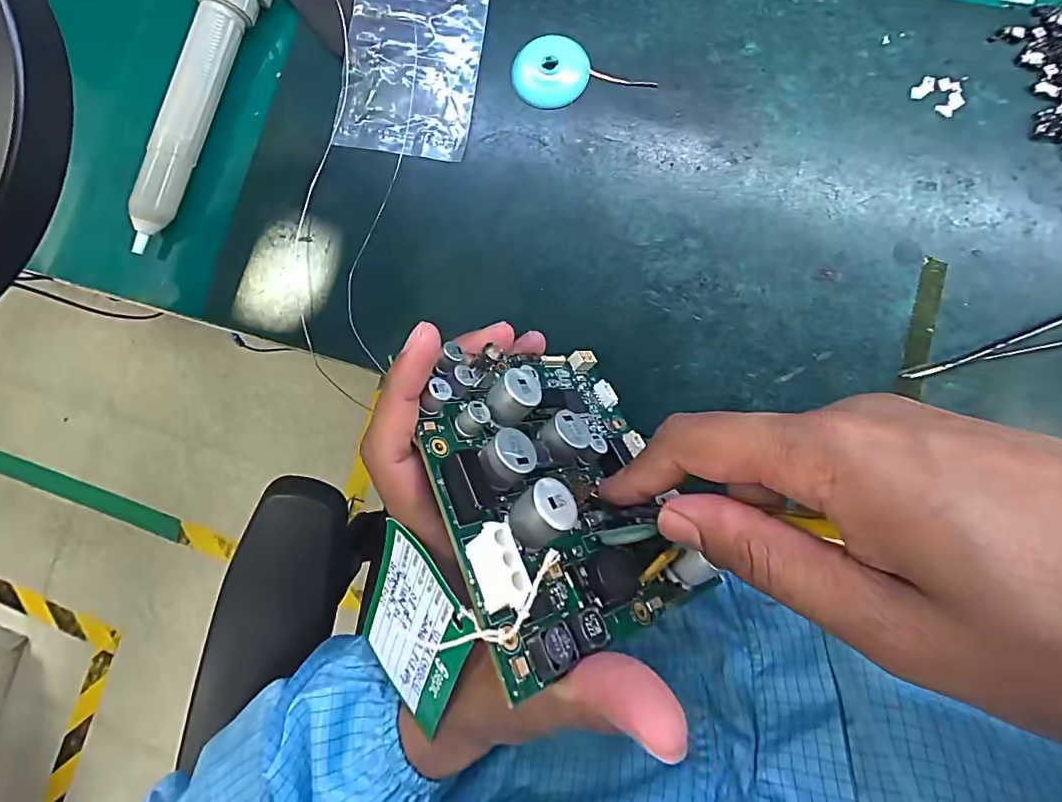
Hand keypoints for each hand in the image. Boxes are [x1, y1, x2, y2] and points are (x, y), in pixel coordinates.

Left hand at [363, 321, 687, 778]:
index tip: (427, 336)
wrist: (458, 714)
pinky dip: (513, 411)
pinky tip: (545, 393)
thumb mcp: (528, 697)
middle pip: (430, 420)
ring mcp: (465, 501)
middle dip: (462, 367)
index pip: (393, 452)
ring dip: (491, 379)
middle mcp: (441, 507)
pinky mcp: (491, 504)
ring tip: (531, 346)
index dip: (400, 392)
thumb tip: (668, 724)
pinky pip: (493, 444)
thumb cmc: (475, 699)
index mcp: (431, 535)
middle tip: (512, 335)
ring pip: (462, 424)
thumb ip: (587, 698)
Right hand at [601, 393, 1061, 791]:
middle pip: (751, 445)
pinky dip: (829, 502)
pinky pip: (856, 459)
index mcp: (838, 452)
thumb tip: (678, 513)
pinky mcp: (956, 438)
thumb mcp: (901, 631)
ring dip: (777, 506)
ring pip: (804, 454)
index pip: (701, 437)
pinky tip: (884, 560)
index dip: (645, 466)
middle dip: (715, 497)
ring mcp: (916, 421)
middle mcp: (864, 415)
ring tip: (813, 580)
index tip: (610, 504)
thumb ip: (773, 559)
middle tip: (716, 568)